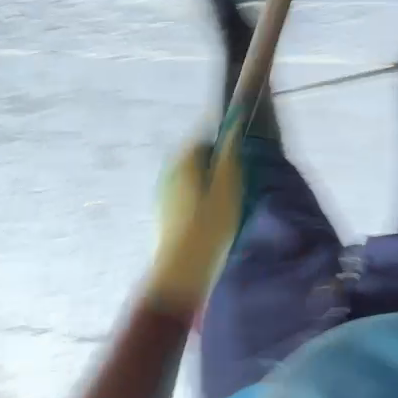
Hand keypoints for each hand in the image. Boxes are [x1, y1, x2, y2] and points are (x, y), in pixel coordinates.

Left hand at [143, 136, 243, 316]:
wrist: (182, 271)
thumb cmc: (210, 225)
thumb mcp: (228, 186)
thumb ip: (230, 153)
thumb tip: (233, 126)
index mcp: (183, 160)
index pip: (205, 140)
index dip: (223, 152)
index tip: (237, 171)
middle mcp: (167, 171)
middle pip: (195, 160)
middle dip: (214, 170)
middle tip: (233, 192)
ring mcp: (161, 193)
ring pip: (189, 180)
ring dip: (205, 188)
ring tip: (222, 210)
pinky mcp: (161, 214)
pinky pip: (183, 198)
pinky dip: (195, 203)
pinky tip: (207, 223)